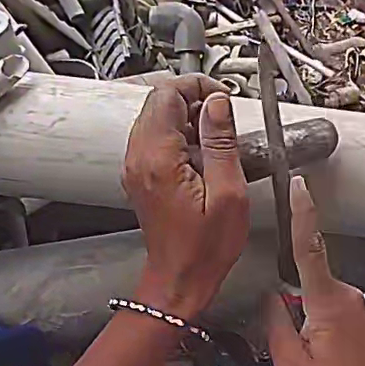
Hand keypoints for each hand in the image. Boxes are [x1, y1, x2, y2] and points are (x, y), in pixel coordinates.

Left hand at [121, 75, 251, 321]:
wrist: (180, 279)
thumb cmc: (204, 248)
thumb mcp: (228, 193)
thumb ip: (221, 142)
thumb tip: (218, 104)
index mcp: (157, 159)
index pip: (166, 94)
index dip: (198, 87)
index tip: (222, 99)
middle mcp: (138, 158)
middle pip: (158, 101)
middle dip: (193, 99)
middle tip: (222, 118)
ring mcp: (136, 166)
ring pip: (156, 117)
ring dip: (187, 117)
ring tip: (215, 139)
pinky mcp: (141, 175)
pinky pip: (156, 139)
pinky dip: (179, 135)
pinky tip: (202, 155)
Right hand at [262, 176, 364, 365]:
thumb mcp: (290, 362)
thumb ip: (274, 322)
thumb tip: (271, 296)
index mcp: (328, 302)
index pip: (310, 248)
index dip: (303, 214)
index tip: (300, 185)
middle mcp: (346, 295)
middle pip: (306, 276)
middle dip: (290, 299)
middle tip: (294, 345)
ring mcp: (355, 305)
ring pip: (314, 294)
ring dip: (302, 317)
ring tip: (309, 360)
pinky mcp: (356, 315)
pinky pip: (324, 304)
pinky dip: (312, 320)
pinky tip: (317, 356)